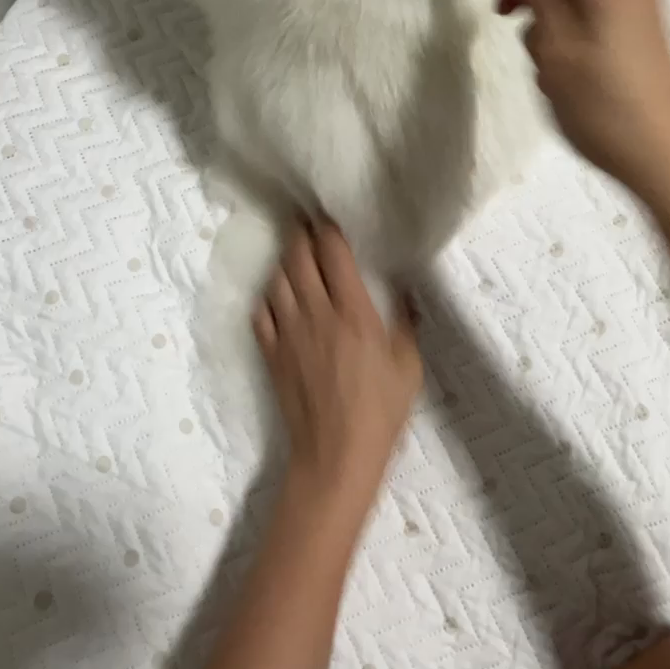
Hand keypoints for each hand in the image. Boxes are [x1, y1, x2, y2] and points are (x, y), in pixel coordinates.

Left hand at [254, 221, 423, 497]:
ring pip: (277, 280)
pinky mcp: (271, 353)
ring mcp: (288, 332)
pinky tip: (277, 297)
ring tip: (295, 255)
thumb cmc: (380, 411)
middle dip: (302, 234)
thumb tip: (404, 293)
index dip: (328, 228)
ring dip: (285, 262)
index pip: (333, 253)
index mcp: (353, 312)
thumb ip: (404, 324)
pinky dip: (269, 297)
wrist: (334, 454)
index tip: (328, 215)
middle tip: (306, 223)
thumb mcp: (407, 366)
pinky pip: (261, 312)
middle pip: (298, 258)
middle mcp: (315, 313)